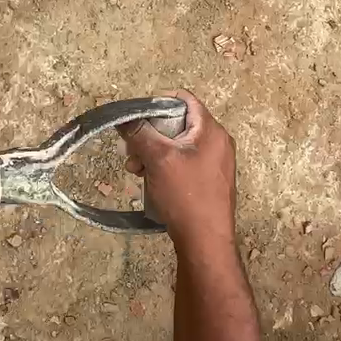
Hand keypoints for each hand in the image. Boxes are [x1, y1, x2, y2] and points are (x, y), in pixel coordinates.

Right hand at [122, 90, 237, 248]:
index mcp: (211, 130)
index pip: (183, 99)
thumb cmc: (185, 195)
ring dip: (152, 150)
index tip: (136, 117)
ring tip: (136, 169)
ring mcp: (214, 161)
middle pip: (177, 121)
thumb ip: (139, 132)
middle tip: (131, 150)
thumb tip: (123, 117)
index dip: (157, 102)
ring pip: (176, 143)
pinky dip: (163, 164)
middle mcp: (217, 141)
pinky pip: (182, 160)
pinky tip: (149, 179)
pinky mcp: (209, 179)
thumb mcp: (157, 158)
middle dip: (149, 132)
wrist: (205, 242)